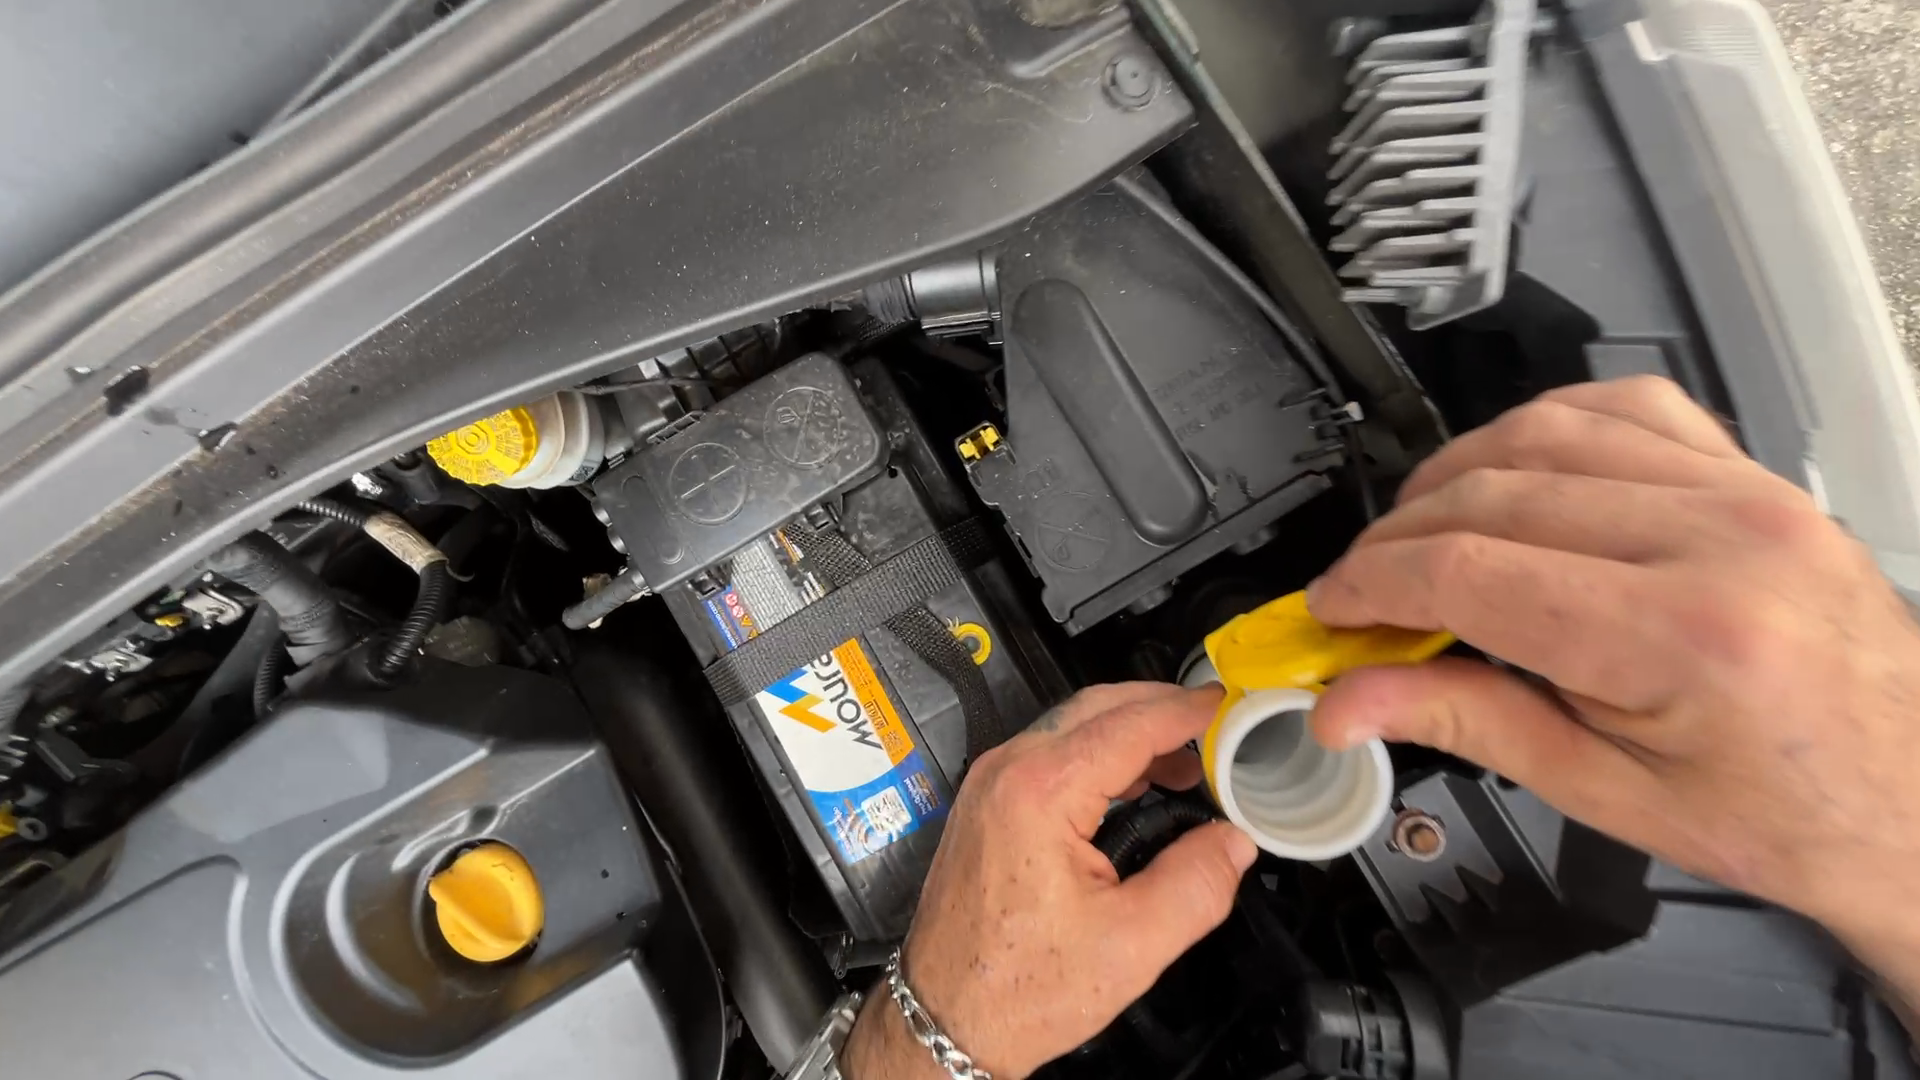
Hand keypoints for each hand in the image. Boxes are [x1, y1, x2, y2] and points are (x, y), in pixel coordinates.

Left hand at [842, 683, 1255, 1078]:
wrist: (942, 1013)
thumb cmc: (1024, 986)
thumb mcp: (1130, 946)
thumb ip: (1195, 885)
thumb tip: (1235, 841)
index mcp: (1040, 790)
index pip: (1126, 726)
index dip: (1181, 711)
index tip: (1222, 702)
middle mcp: (1008, 767)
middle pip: (1094, 708)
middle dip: (1156, 706)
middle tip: (1208, 725)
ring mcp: (990, 778)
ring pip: (1070, 724)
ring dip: (1127, 729)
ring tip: (1181, 761)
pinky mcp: (986, 796)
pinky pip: (1049, 750)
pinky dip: (1096, 751)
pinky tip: (1131, 780)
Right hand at [1305, 376, 1919, 1007]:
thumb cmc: (1773, 813)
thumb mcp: (1597, 790)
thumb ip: (1459, 722)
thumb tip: (1340, 705)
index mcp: (1685, 636)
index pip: (1463, 570)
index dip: (1368, 584)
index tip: (1331, 609)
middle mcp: (1720, 538)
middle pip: (1483, 498)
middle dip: (1390, 544)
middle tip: (1361, 593)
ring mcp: (1742, 490)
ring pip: (1531, 436)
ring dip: (1444, 482)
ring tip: (1415, 536)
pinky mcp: (1748, 473)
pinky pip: (1613, 409)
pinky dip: (1530, 430)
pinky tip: (1504, 476)